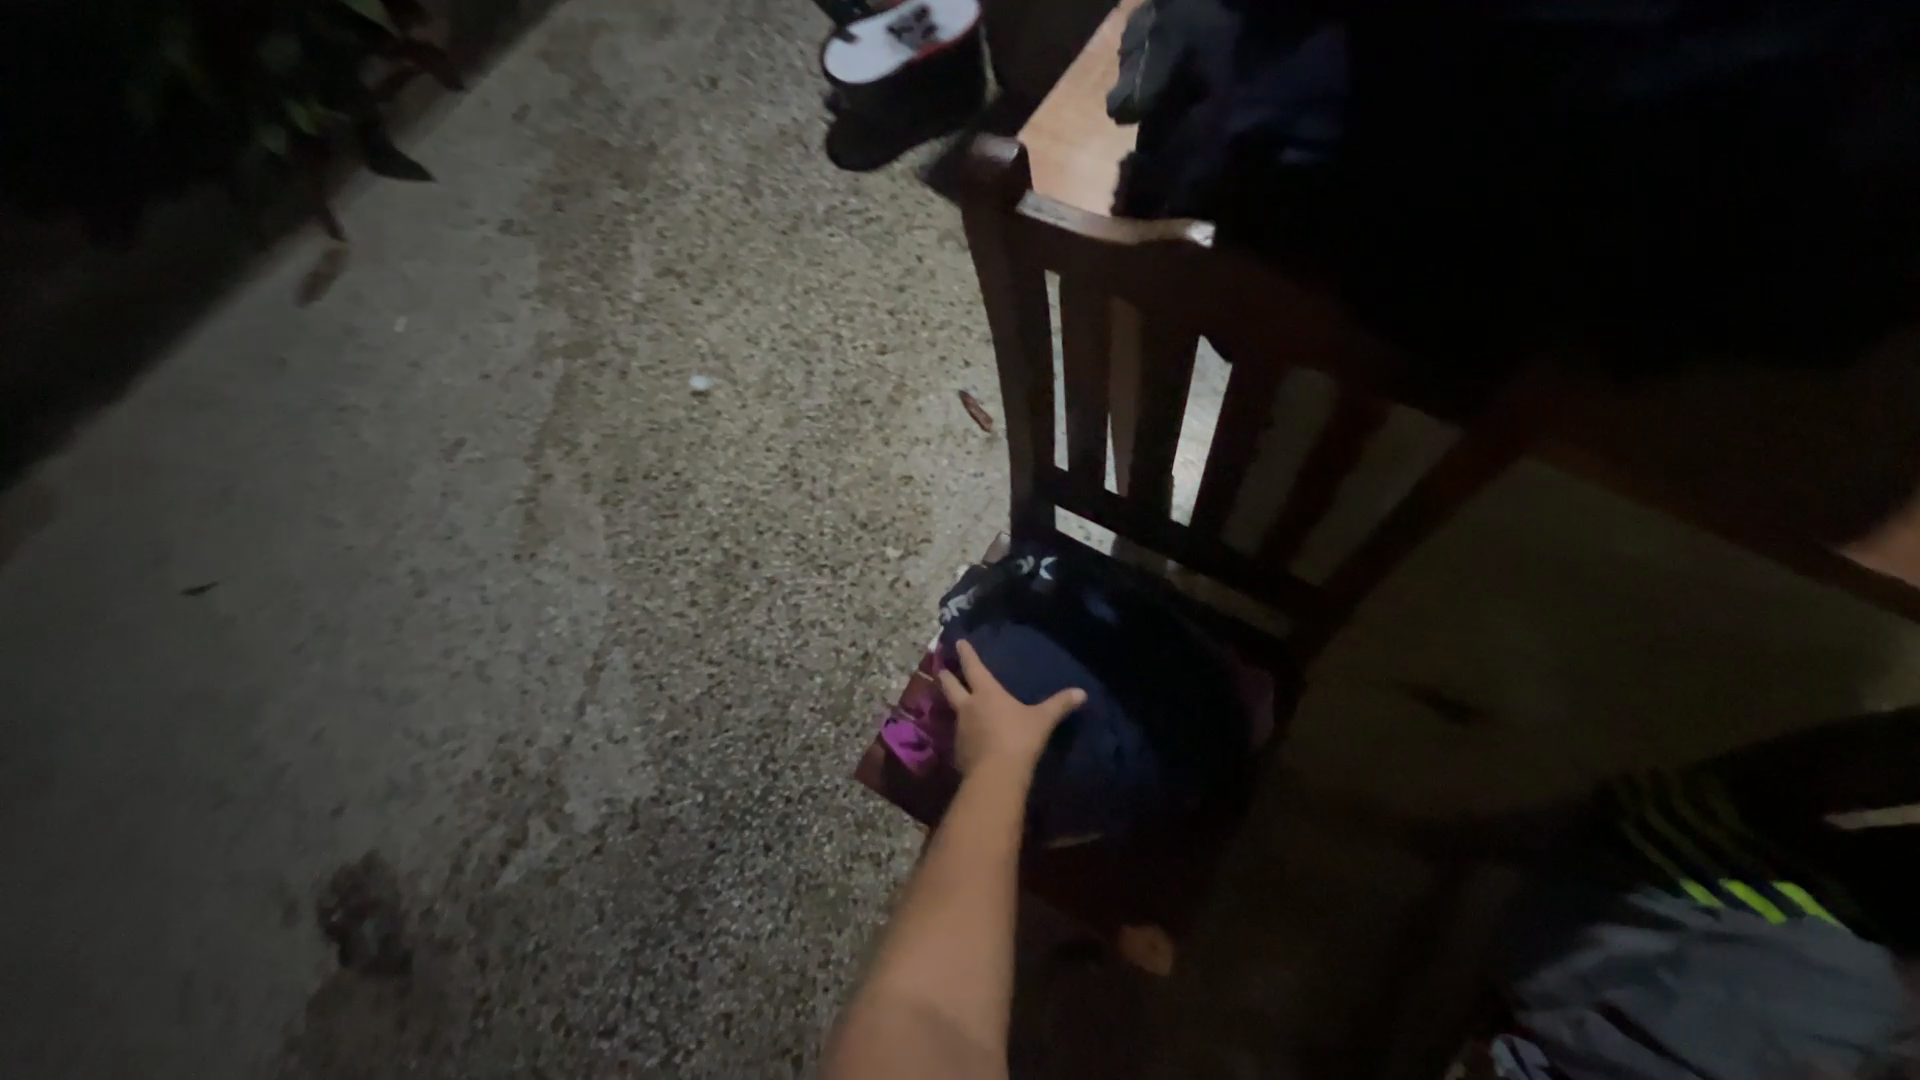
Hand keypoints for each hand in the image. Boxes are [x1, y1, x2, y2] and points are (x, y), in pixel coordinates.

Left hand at [938, 639, 1086, 776]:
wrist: (996, 775)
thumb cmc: (1019, 739)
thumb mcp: (1043, 720)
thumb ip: (1060, 705)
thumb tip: (1082, 692)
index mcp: (986, 693)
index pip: (973, 667)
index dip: (966, 653)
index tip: (958, 642)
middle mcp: (968, 707)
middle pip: (951, 687)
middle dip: (947, 677)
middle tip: (941, 670)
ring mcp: (960, 730)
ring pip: (954, 712)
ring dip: (955, 706)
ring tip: (960, 705)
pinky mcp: (959, 751)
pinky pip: (961, 737)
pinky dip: (965, 734)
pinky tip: (971, 738)